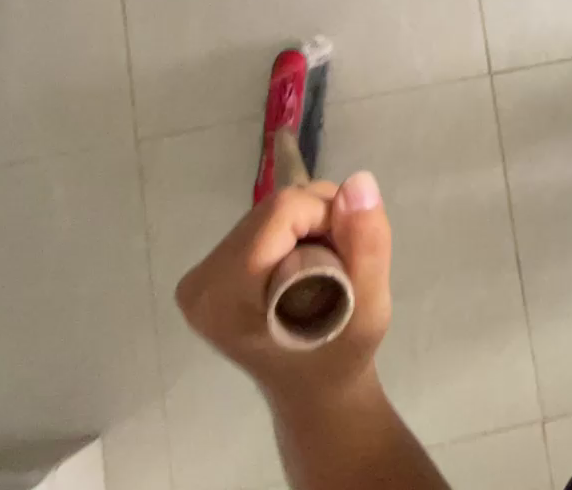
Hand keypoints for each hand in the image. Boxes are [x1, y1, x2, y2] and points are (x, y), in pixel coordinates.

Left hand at [176, 172, 392, 407]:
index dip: (332, 220)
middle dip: (324, 221)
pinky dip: (301, 231)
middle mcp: (201, 281)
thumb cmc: (342, 355)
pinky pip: (268, 220)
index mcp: (226, 293)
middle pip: (278, 205)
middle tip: (342, 265)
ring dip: (315, 225)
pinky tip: (309, 266)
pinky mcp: (212, 270)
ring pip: (275, 208)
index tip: (349, 258)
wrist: (315, 390)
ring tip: (328, 268)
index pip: (286, 210)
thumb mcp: (370, 306)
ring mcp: (201, 276)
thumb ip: (365, 245)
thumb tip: (358, 181)